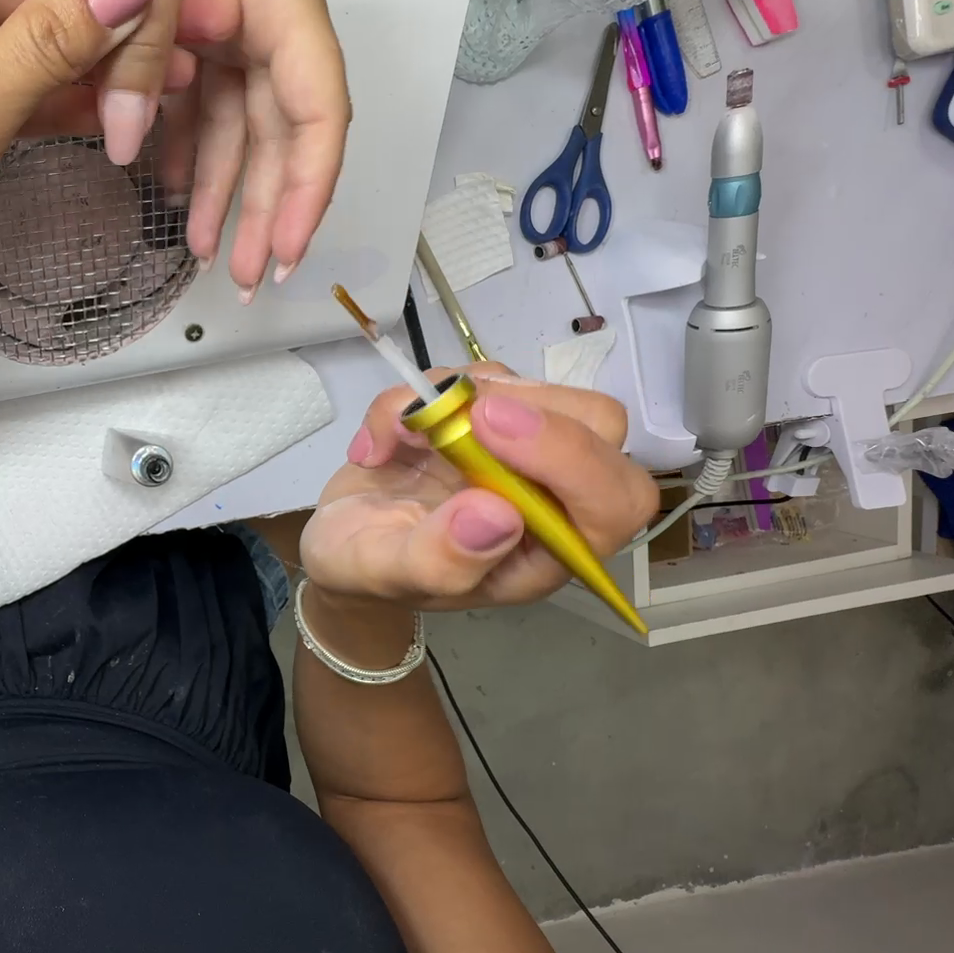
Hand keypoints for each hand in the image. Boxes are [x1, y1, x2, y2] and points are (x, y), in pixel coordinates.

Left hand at [71, 0, 349, 300]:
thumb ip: (134, 26)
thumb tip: (125, 141)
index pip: (315, 102)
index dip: (307, 185)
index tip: (287, 248)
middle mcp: (258, 0)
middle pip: (277, 126)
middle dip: (261, 206)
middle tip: (242, 274)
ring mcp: (223, 8)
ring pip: (233, 119)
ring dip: (218, 187)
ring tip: (202, 249)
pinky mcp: (182, 11)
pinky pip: (192, 94)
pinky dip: (179, 143)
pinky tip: (163, 184)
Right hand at [300, 365, 658, 613]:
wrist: (340, 540)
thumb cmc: (370, 568)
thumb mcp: (387, 575)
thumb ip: (440, 560)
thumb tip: (497, 515)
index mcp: (551, 547)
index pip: (613, 497)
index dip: (569, 454)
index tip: (488, 425)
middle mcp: (551, 493)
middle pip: (594, 423)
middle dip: (524, 407)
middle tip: (448, 415)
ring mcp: (517, 448)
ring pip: (526, 389)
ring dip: (451, 398)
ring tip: (391, 439)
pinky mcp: (479, 415)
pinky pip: (469, 378)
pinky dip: (415, 395)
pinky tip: (383, 435)